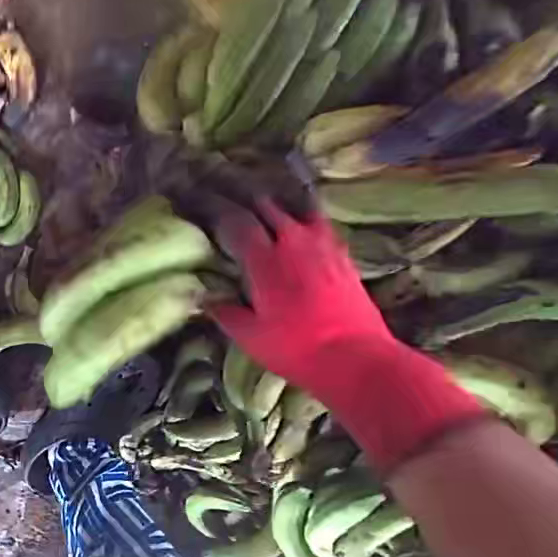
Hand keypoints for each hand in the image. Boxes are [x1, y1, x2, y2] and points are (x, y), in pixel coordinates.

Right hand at [212, 199, 487, 470]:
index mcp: (265, 259)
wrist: (357, 358)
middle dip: (244, 200)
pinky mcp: (344, 255)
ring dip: (277, 206)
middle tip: (227, 198)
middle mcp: (294, 241)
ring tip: (263, 207)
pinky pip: (318, 224)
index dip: (216, 208)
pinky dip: (302, 220)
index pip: (236, 221)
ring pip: (297, 209)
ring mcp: (324, 245)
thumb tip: (203, 296)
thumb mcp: (249, 336)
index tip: (200, 201)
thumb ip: (224, 311)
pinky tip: (297, 230)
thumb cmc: (296, 349)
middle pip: (267, 205)